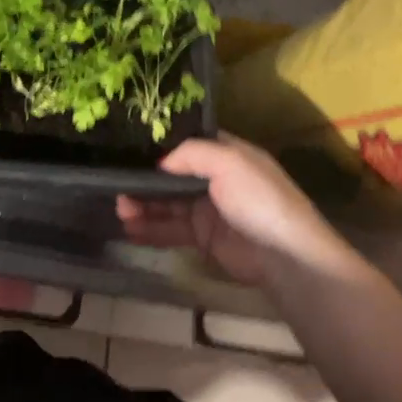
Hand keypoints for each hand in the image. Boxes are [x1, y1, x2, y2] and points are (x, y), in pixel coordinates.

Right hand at [116, 133, 359, 285]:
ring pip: (168, 204)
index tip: (130, 151)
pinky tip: (130, 230)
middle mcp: (217, 180)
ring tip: (120, 210)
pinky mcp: (203, 238)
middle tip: (117, 187)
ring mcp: (209, 210)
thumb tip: (160, 162)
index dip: (161, 148)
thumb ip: (192, 153)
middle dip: (144, 181)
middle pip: (172, 177)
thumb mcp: (229, 162)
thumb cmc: (259, 200)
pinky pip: (171, 230)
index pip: (189, 145)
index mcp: (228, 155)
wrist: (284, 256)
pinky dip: (150, 230)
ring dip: (143, 206)